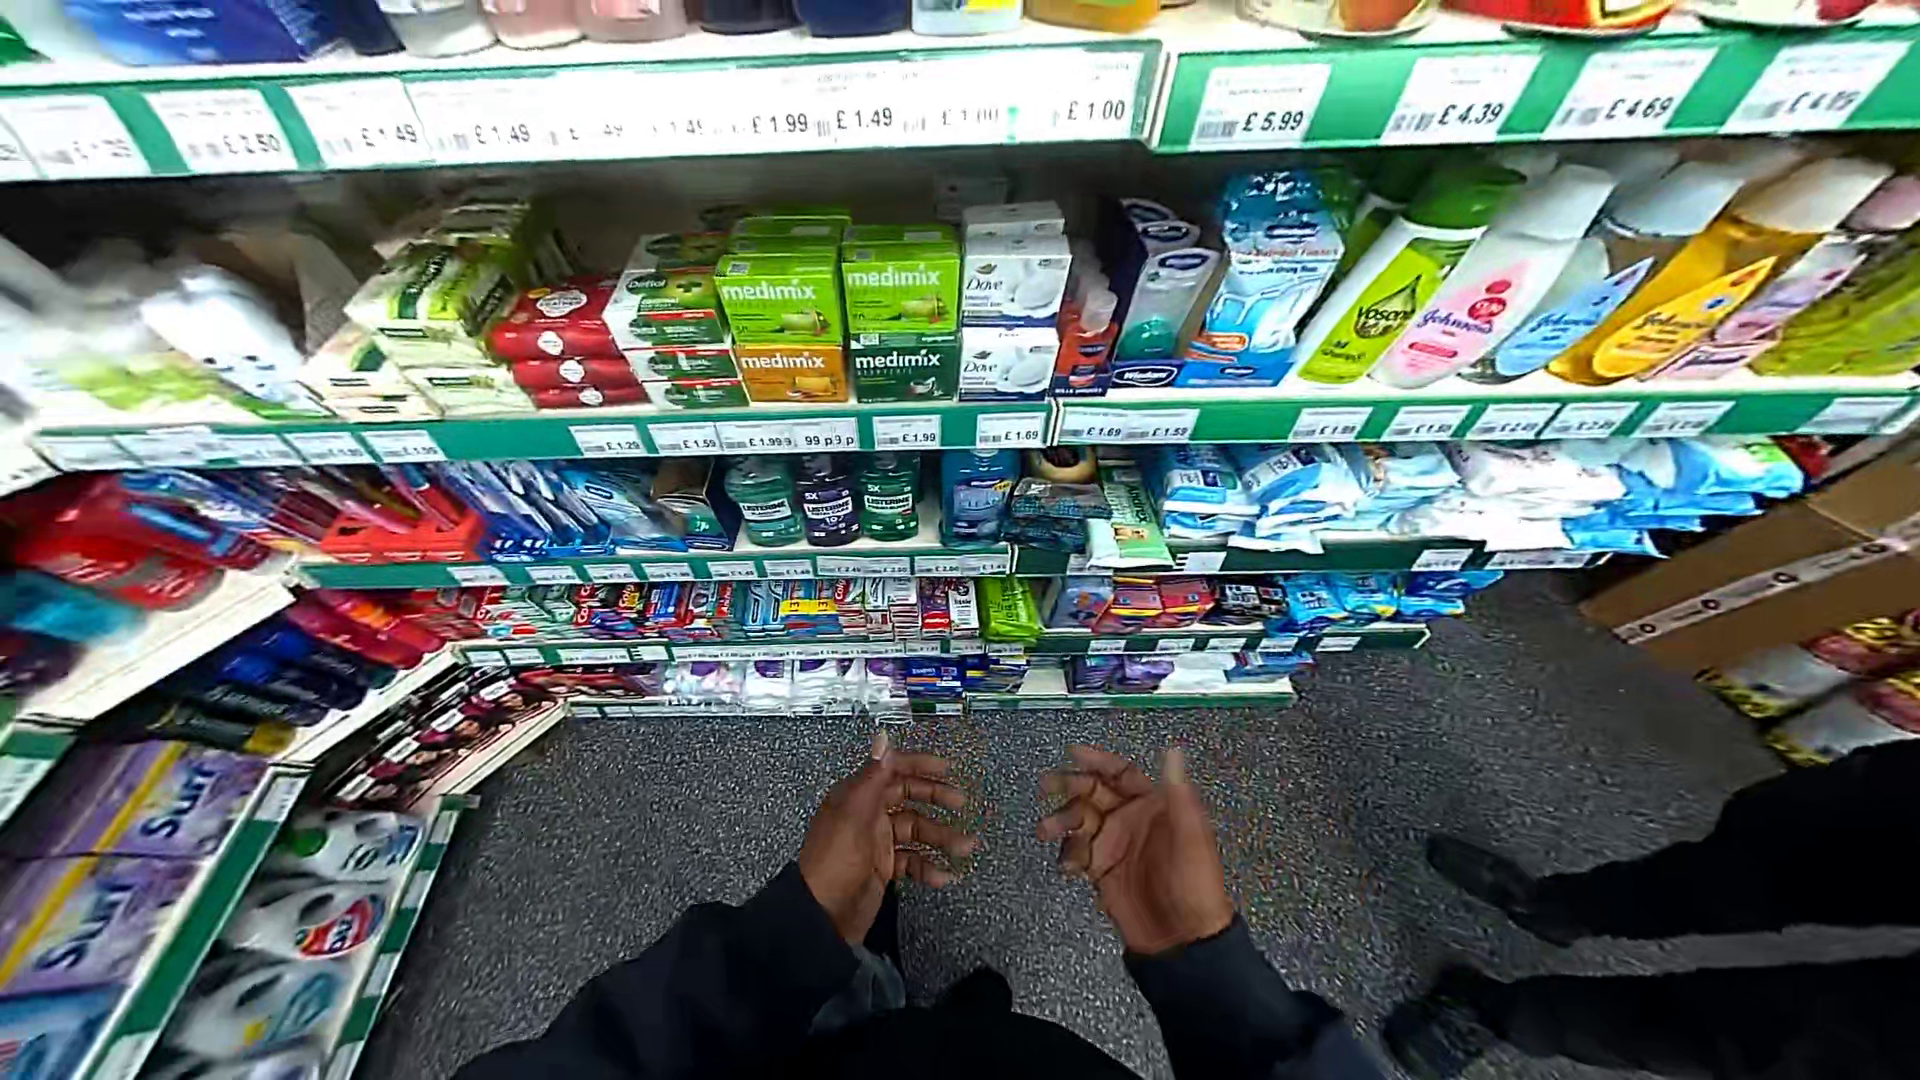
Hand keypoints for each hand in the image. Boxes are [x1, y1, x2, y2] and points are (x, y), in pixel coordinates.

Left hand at [798, 729, 976, 943]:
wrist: (820, 918)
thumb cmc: (835, 860)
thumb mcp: (853, 815)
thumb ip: (872, 776)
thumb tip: (883, 737)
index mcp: (858, 795)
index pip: (892, 769)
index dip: (919, 765)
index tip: (947, 769)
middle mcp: (869, 813)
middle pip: (909, 797)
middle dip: (936, 798)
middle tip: (961, 804)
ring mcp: (877, 841)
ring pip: (916, 831)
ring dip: (941, 838)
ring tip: (965, 848)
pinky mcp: (883, 868)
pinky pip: (912, 860)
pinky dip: (929, 866)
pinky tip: (944, 876)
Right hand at [1037, 745, 1233, 955]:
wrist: (1184, 944)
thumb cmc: (1195, 885)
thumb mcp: (1192, 837)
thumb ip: (1179, 793)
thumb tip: (1174, 750)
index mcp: (1152, 805)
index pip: (1120, 773)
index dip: (1098, 760)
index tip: (1074, 753)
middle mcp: (1129, 820)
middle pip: (1092, 792)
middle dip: (1068, 785)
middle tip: (1046, 785)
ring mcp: (1113, 844)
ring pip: (1078, 820)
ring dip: (1059, 820)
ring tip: (1044, 830)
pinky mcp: (1100, 870)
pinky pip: (1076, 853)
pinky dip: (1066, 855)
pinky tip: (1067, 866)